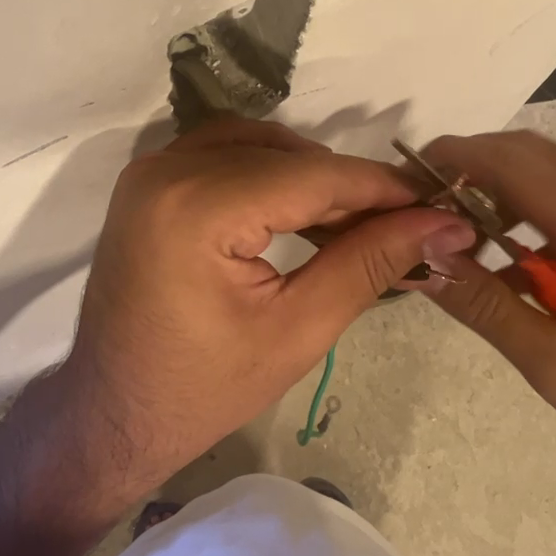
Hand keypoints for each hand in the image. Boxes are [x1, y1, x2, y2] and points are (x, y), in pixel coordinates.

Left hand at [40, 118, 474, 509]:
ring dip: (308, 175)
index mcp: (198, 208)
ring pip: (255, 144)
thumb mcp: (297, 330)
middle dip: (347, 186)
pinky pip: (222, 155)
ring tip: (354, 224)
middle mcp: (167, 170)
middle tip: (402, 225)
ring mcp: (150, 171)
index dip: (382, 187)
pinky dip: (266, 173)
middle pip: (285, 155)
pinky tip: (300, 213)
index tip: (438, 203)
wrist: (113, 411)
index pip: (313, 176)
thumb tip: (443, 224)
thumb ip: (369, 263)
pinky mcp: (146, 182)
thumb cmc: (203, 389)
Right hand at [418, 131, 555, 507]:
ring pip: (551, 172)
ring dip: (497, 189)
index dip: (452, 159)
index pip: (512, 163)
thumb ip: (486, 305)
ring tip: (453, 235)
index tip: (402, 179)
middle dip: (469, 168)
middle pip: (531, 154)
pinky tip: (508, 258)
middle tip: (420, 209)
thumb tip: (421, 252)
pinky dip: (528, 210)